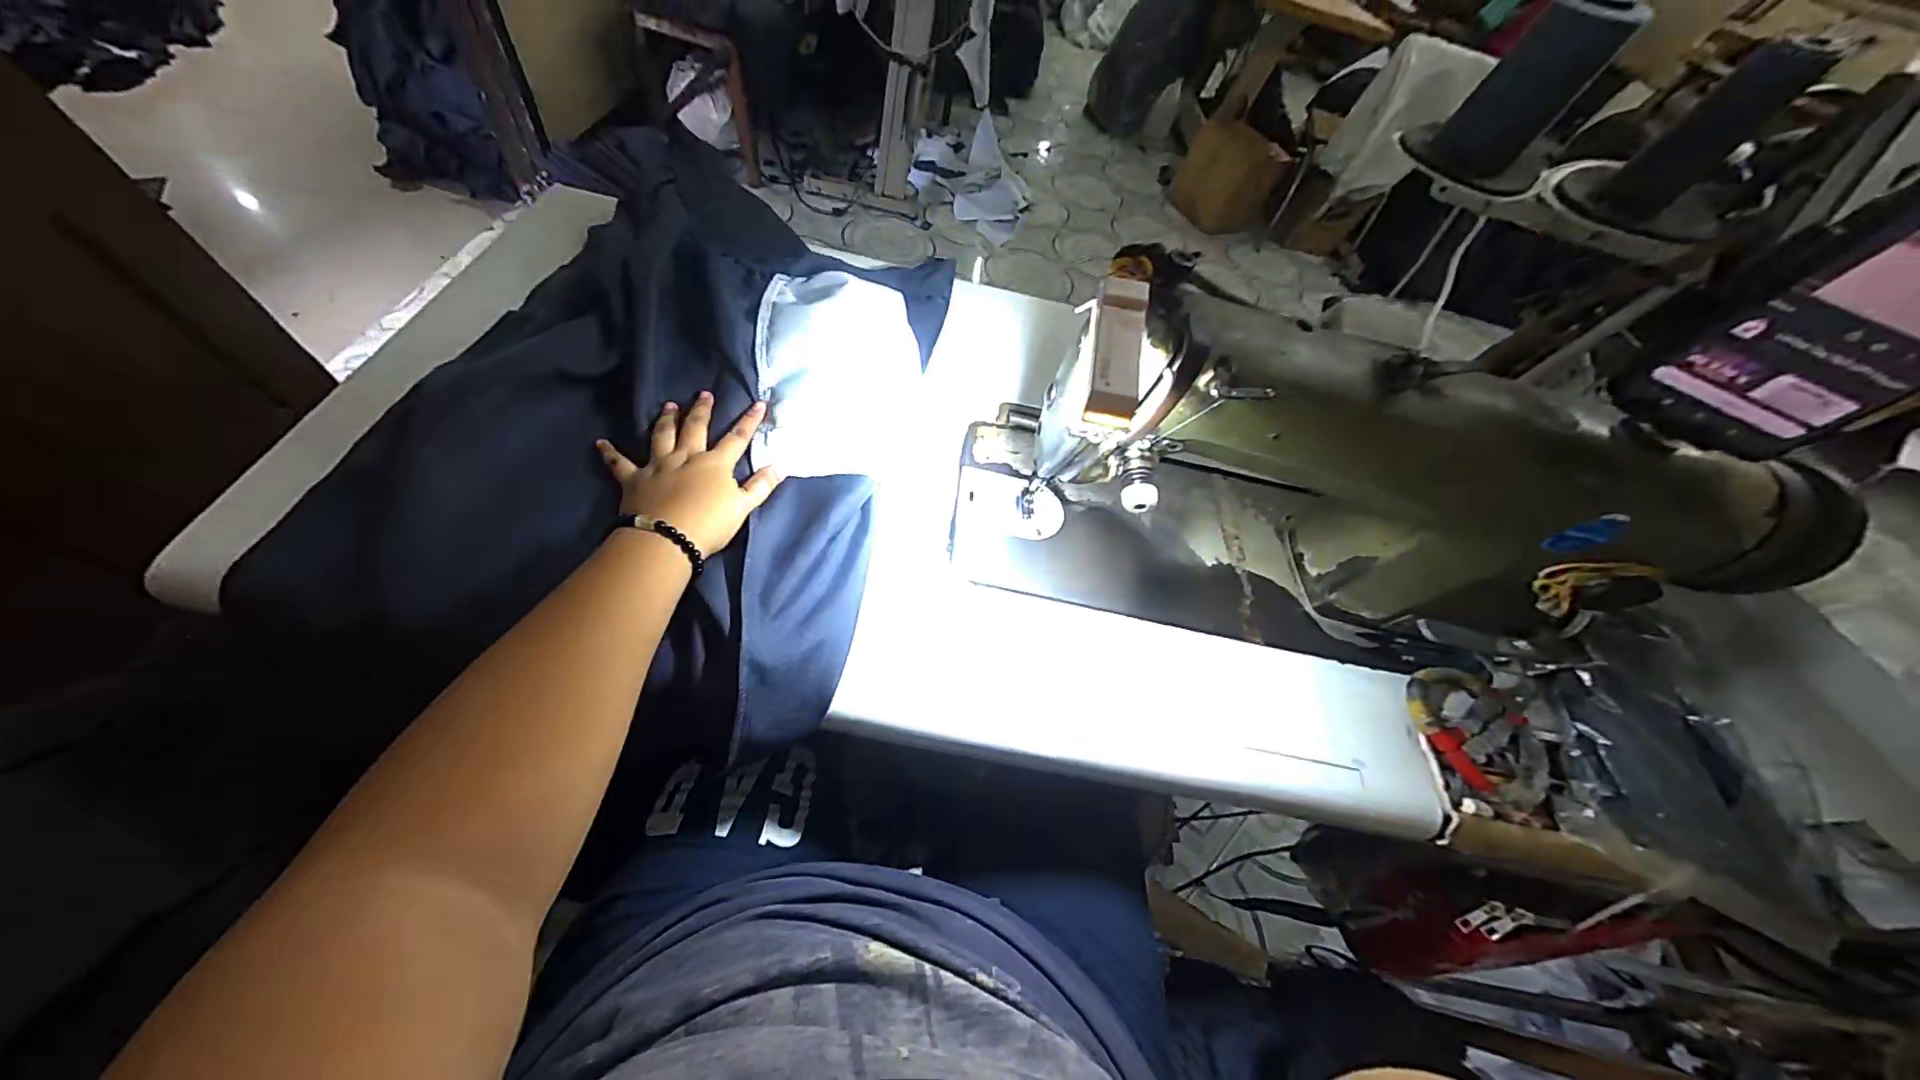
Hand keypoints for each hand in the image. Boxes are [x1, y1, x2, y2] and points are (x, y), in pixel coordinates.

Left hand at [596, 391, 782, 556]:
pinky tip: (600, 443)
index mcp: (715, 464)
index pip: (737, 438)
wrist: (666, 539)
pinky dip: (610, 453)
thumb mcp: (742, 507)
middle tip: (704, 394)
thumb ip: (760, 486)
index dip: (749, 420)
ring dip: (666, 420)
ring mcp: (658, 466)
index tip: (758, 403)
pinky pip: (620, 463)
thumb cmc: (709, 525)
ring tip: (669, 406)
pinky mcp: (634, 480)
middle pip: (696, 428)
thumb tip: (781, 466)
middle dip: (702, 410)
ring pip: (662, 436)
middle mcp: (686, 457)